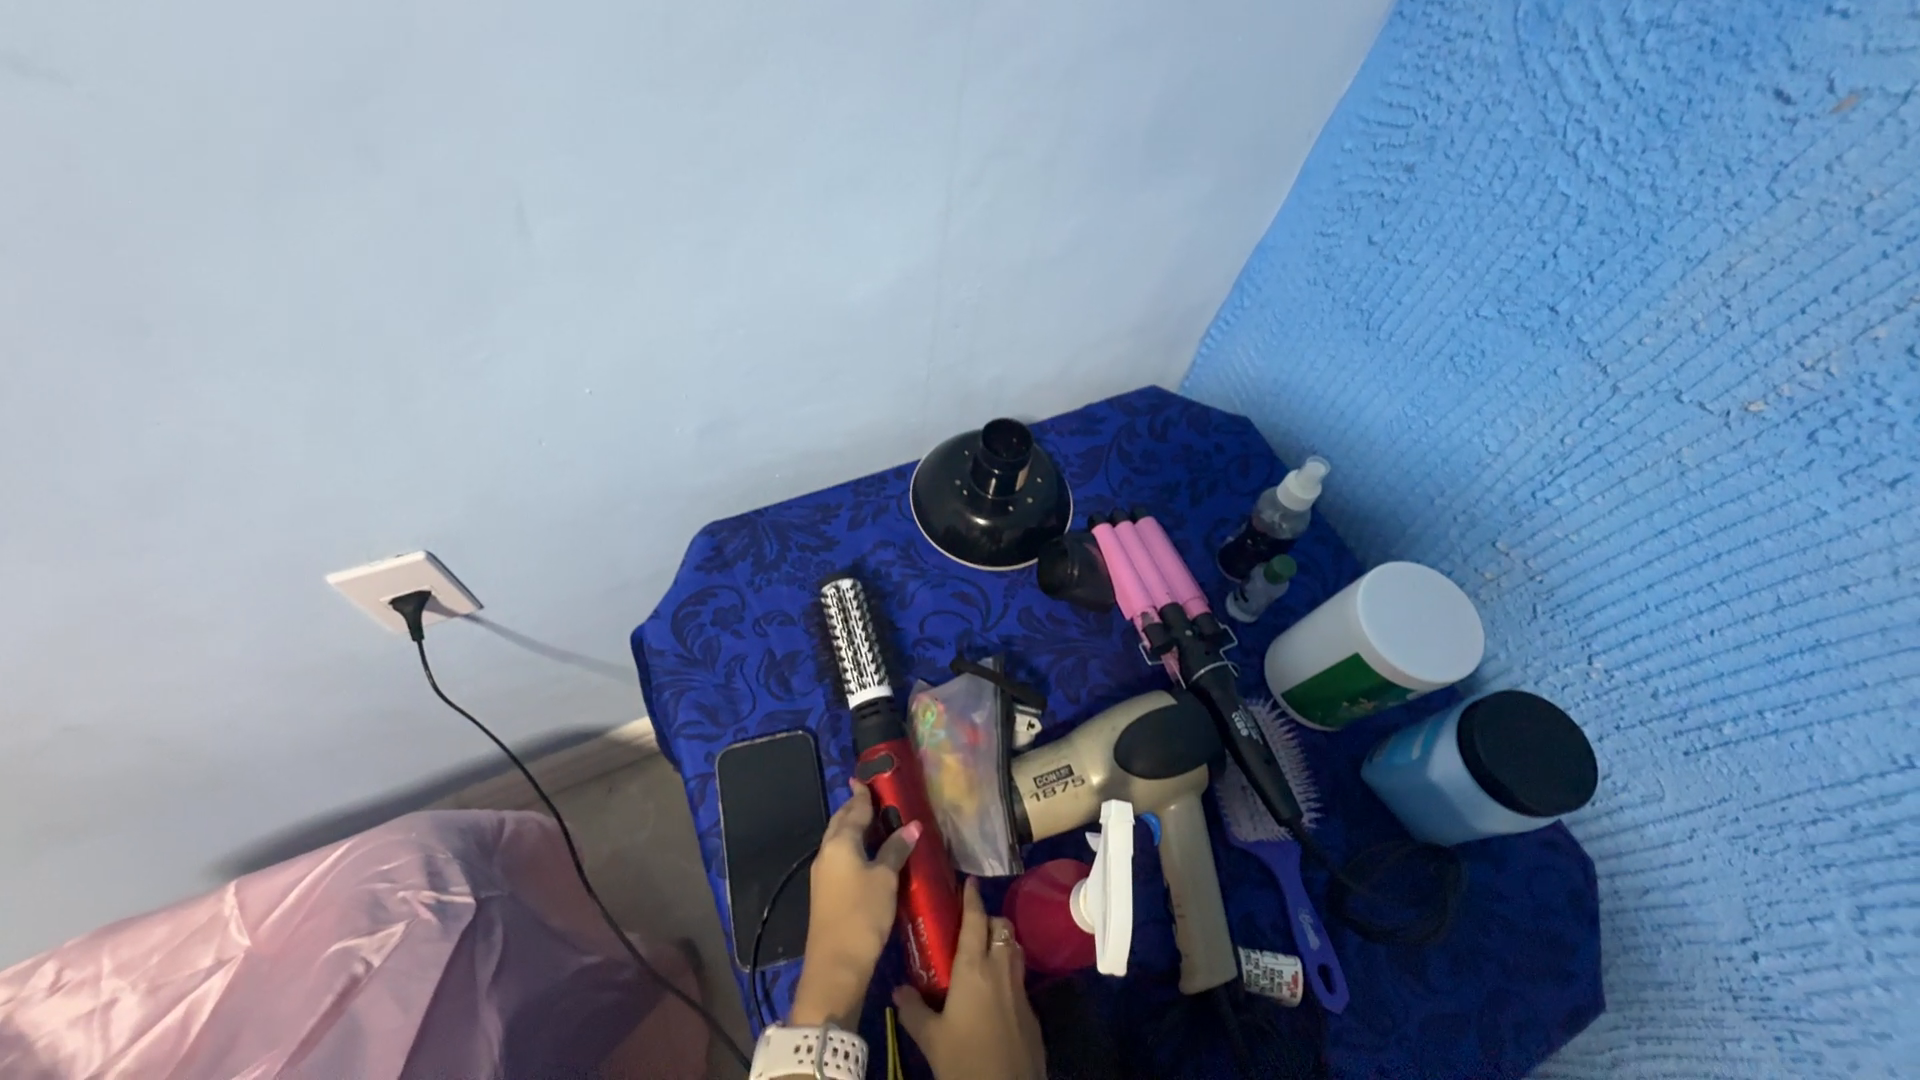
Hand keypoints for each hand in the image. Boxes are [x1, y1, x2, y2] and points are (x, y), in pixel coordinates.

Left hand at [789, 779, 921, 1028]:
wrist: (836, 964)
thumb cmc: (862, 914)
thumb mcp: (885, 879)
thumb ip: (896, 849)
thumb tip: (912, 825)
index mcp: (840, 842)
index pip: (854, 810)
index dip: (863, 795)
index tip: (866, 779)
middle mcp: (827, 852)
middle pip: (841, 823)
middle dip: (854, 808)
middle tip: (872, 796)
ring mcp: (823, 873)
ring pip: (839, 840)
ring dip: (853, 828)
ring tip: (874, 822)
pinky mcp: (826, 891)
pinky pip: (839, 856)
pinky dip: (853, 846)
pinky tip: (868, 853)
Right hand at [892, 879, 1045, 1079]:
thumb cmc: (964, 1062)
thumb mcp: (930, 1038)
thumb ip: (913, 1009)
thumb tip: (897, 990)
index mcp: (974, 968)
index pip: (976, 921)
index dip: (973, 899)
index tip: (969, 882)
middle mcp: (1001, 970)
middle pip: (1002, 928)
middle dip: (990, 920)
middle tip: (971, 926)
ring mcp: (1021, 990)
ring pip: (1015, 949)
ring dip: (1002, 942)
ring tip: (983, 952)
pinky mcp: (1032, 1012)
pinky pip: (1020, 977)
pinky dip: (1008, 972)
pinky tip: (994, 992)